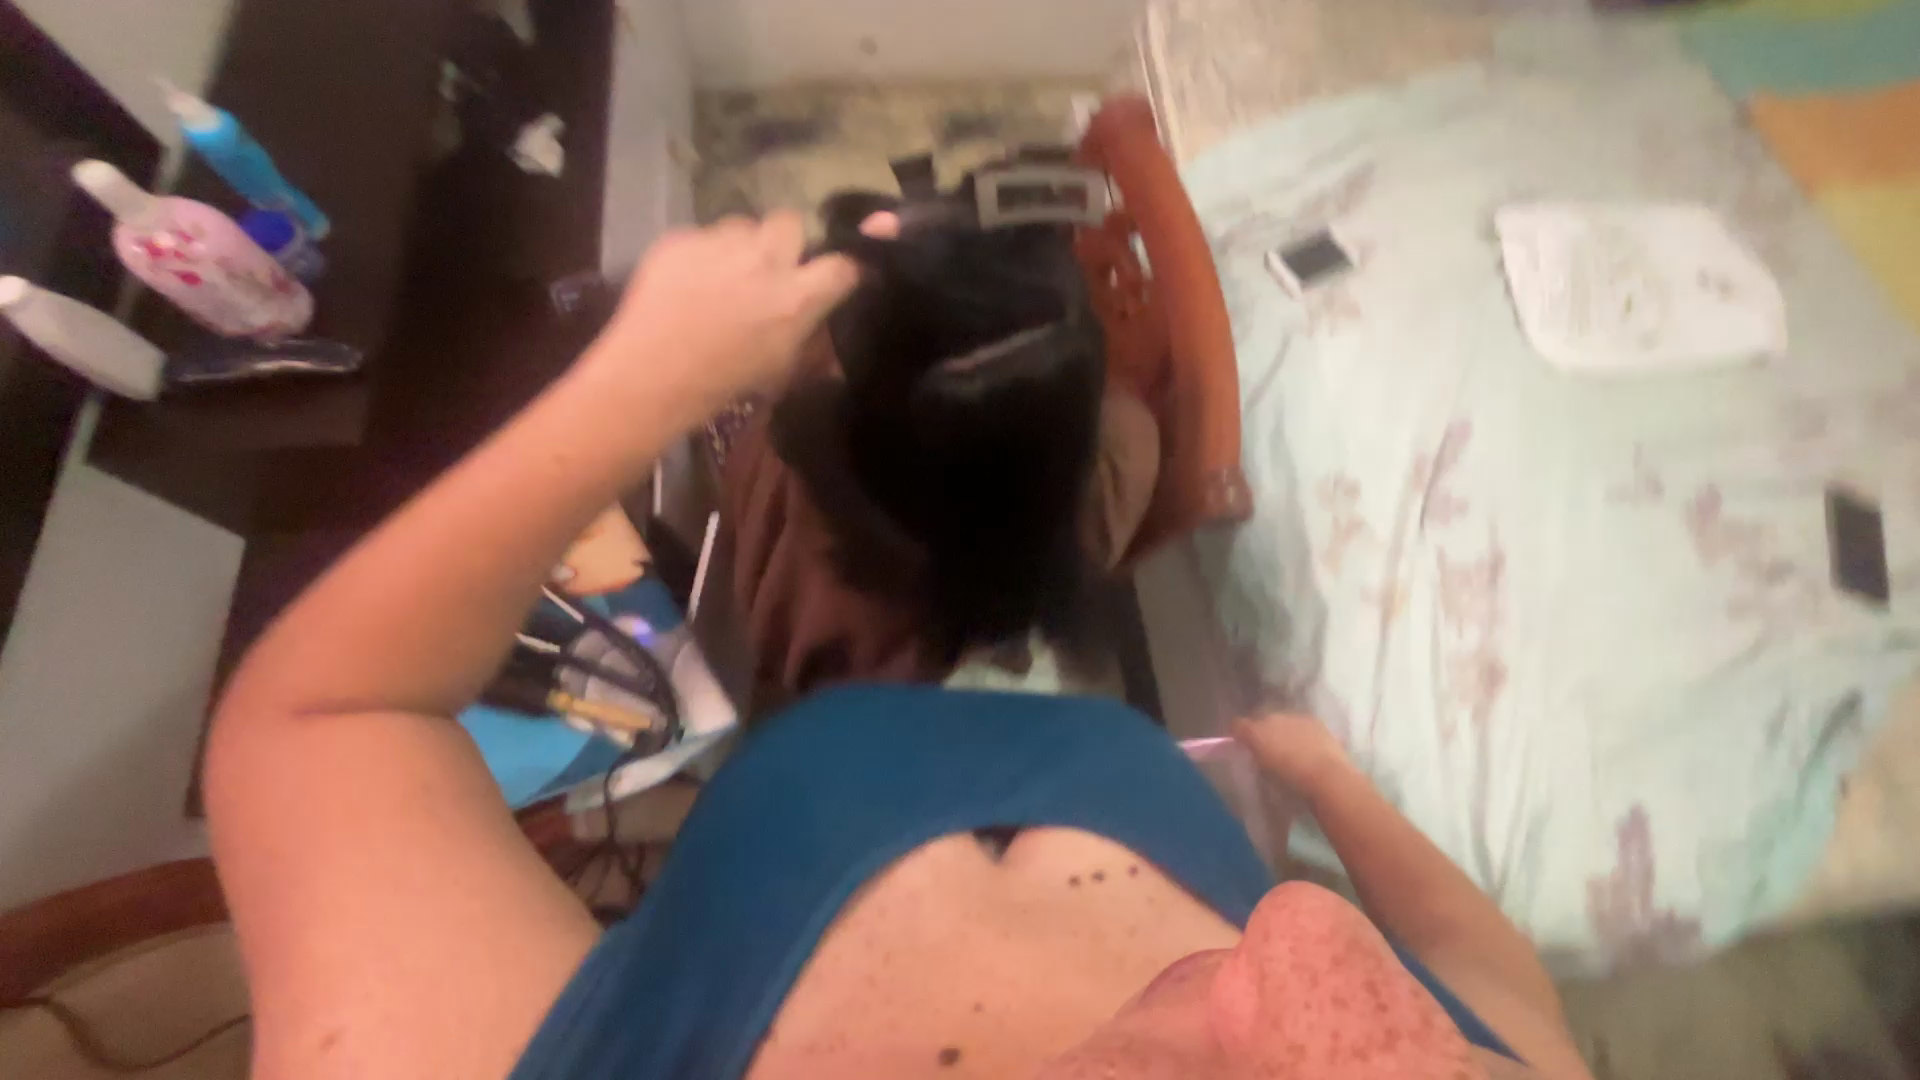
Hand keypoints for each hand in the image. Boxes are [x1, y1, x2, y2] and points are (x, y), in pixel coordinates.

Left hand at [581, 212, 858, 416]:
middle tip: (773, 267)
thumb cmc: (725, 383)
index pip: (843, 264)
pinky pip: (704, 236)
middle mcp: (764, 260)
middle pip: (792, 221)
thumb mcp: (782, 367)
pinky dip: (705, 255)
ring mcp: (720, 243)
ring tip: (725, 277)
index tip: (839, 275)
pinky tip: (691, 283)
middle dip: (788, 241)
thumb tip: (827, 323)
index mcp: (797, 298)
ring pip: (744, 226)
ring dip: (744, 246)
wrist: (652, 376)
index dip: (846, 267)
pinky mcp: (681, 238)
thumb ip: (810, 335)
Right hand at [1233, 712, 1354, 795]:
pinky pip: (1300, 723)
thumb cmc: (1290, 780)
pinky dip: (1300, 731)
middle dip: (1262, 731)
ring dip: (1282, 730)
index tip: (1241, 744)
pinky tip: (1308, 745)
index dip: (1238, 734)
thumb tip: (1255, 751)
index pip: (1237, 725)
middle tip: (1269, 748)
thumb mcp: (1264, 771)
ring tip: (1291, 748)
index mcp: (1254, 732)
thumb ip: (1256, 756)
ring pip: (1281, 720)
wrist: (1326, 776)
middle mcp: (1270, 718)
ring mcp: (1293, 717)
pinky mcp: (1313, 720)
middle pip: (1260, 720)